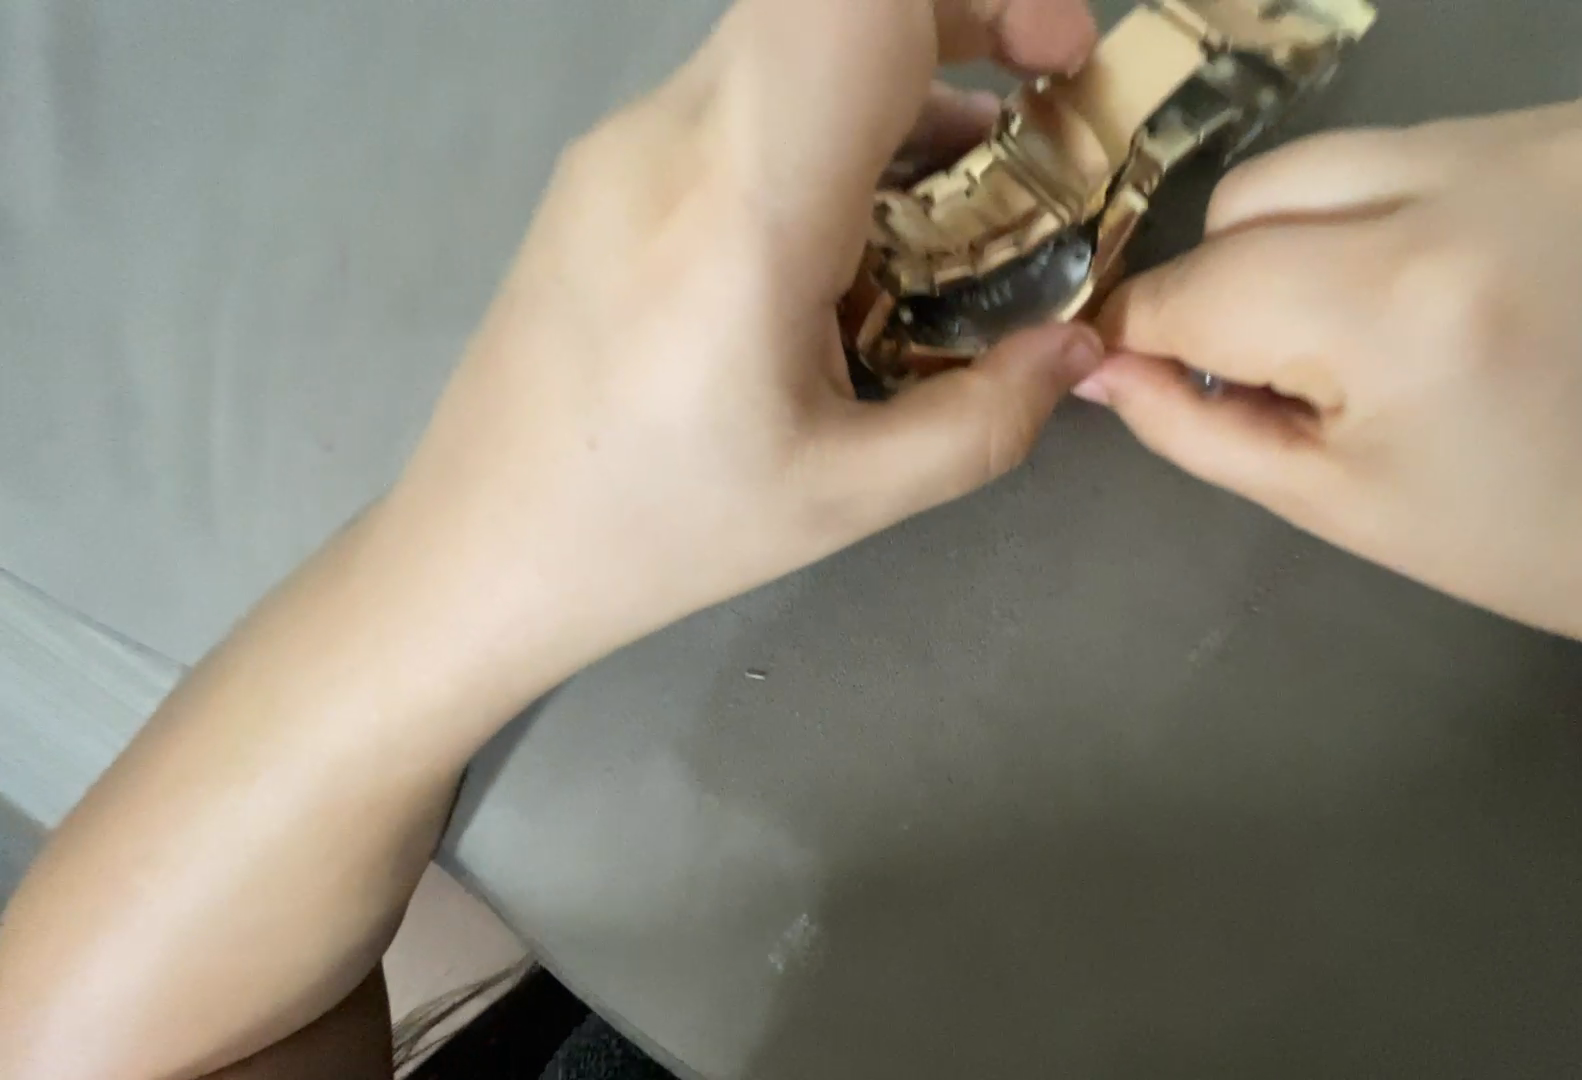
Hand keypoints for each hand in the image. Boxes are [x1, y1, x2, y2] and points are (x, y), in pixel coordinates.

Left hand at [377, 0, 1100, 694]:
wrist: (488, 547)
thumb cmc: (667, 532)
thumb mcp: (852, 497)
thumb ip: (985, 422)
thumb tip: (1077, 348)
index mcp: (740, 217)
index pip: (847, 5)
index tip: (1056, 52)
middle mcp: (670, 141)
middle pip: (826, 2)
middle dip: (962, 22)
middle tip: (1044, 113)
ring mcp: (626, 146)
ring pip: (788, 50)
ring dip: (903, 98)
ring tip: (968, 204)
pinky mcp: (607, 173)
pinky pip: (747, 106)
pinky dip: (839, 140)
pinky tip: (864, 243)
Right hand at [1083, 90, 1581, 704]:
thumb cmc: (1512, 541)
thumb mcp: (1324, 501)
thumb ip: (1187, 425)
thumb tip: (1097, 364)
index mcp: (1404, 308)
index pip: (1201, 285)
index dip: (1144, 321)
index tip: (1126, 348)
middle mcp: (1490, 183)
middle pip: (1256, 192)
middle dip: (1230, 274)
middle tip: (1278, 351)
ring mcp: (1580, 126)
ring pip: (1342, 156)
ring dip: (1318, 236)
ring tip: (1379, 315)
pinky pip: (1443, 144)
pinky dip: (1414, 209)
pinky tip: (1470, 276)